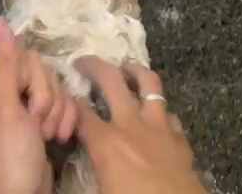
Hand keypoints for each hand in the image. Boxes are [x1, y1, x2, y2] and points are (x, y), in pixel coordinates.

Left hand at [0, 17, 79, 193]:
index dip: (28, 74)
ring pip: (50, 85)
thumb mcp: (4, 109)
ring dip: (55, 111)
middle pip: (35, 68)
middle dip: (44, 96)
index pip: (14, 53)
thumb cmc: (7, 158)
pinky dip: (62, 120)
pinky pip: (57, 104)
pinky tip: (59, 137)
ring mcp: (19, 108)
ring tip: (47, 136)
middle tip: (35, 123)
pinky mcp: (37, 122)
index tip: (26, 97)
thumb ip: (3, 63)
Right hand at [72, 57, 206, 193]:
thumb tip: (70, 179)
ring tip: (126, 69)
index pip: (79, 113)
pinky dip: (160, 109)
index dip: (67, 102)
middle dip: (94, 65)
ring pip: (148, 83)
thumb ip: (90, 174)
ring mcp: (159, 128)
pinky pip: (169, 112)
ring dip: (134, 72)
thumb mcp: (101, 193)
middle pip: (110, 80)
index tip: (60, 95)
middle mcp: (131, 126)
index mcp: (107, 144)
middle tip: (83, 61)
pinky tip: (155, 115)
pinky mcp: (180, 139)